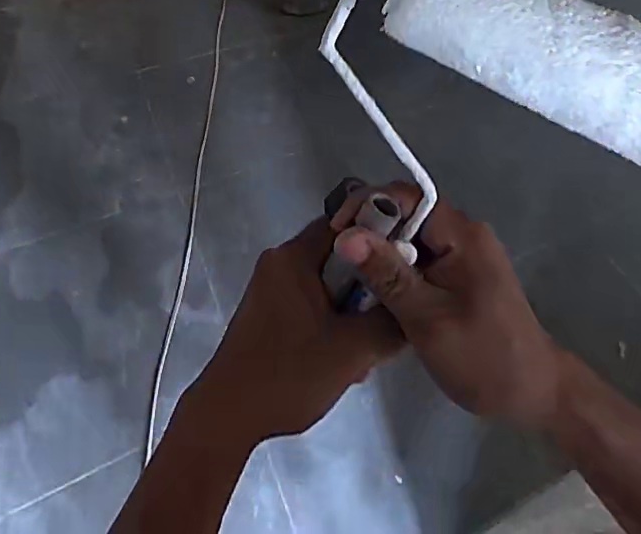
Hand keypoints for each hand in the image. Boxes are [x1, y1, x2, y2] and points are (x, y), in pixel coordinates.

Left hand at [178, 217, 404, 448]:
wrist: (228, 414)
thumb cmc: (289, 373)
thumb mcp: (352, 351)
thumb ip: (389, 324)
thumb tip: (412, 308)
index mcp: (294, 256)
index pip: (345, 225)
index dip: (378, 240)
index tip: (401, 267)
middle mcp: (279, 262)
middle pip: (337, 257)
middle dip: (365, 286)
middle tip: (385, 315)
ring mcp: (270, 287)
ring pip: (325, 284)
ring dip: (349, 310)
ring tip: (365, 346)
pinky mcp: (267, 311)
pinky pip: (309, 302)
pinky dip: (329, 321)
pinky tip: (341, 357)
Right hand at [332, 187, 564, 429]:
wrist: (537, 396)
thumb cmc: (485, 359)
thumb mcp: (428, 319)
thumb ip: (387, 274)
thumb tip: (345, 235)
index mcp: (462, 234)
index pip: (407, 197)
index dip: (368, 205)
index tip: (337, 232)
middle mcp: (463, 234)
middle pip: (406, 214)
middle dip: (370, 231)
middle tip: (339, 261)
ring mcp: (463, 254)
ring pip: (410, 237)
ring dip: (380, 254)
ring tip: (351, 279)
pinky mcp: (459, 273)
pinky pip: (419, 257)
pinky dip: (396, 270)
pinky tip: (377, 293)